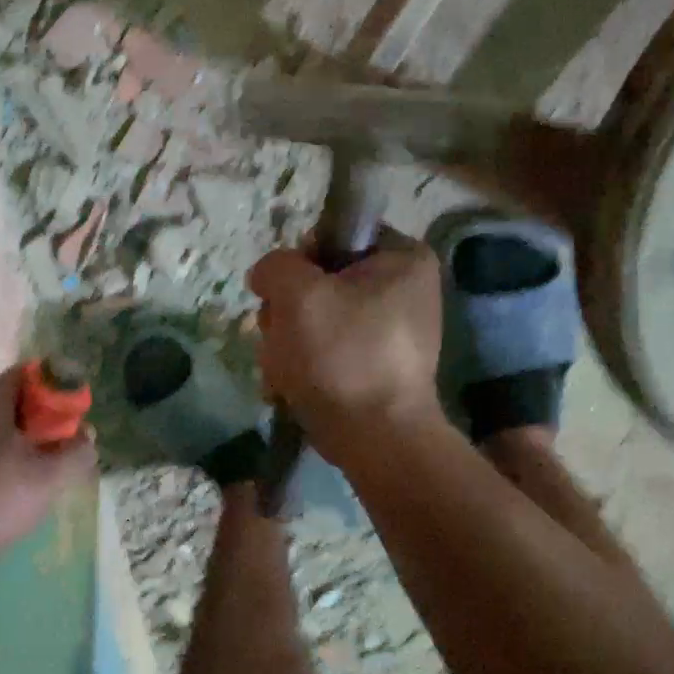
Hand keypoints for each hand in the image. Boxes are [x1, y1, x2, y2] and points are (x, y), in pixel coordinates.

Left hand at [0, 365, 96, 563]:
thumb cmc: (3, 498)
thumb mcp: (52, 475)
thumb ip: (77, 450)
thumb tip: (87, 436)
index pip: (25, 373)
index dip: (55, 384)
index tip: (74, 408)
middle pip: (12, 398)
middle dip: (43, 414)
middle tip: (65, 437)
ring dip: (26, 436)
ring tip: (47, 462)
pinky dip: (7, 451)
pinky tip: (21, 478)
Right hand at [248, 229, 443, 443]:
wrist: (376, 438)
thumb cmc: (343, 356)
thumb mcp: (298, 294)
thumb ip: (276, 266)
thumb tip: (267, 275)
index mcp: (403, 258)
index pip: (334, 236)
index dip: (300, 262)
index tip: (286, 294)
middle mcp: (405, 290)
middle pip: (320, 282)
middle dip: (288, 312)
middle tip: (281, 338)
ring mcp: (392, 333)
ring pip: (315, 320)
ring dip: (287, 343)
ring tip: (285, 370)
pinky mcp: (376, 368)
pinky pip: (326, 352)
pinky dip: (303, 367)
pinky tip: (293, 387)